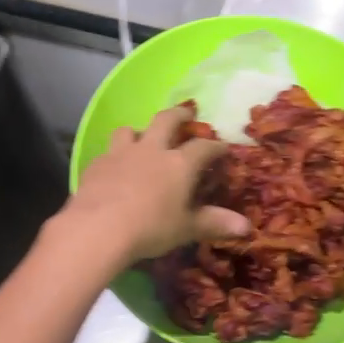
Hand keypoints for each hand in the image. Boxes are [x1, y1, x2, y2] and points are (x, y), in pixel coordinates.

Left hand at [57, 106, 250, 267]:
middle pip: (166, 121)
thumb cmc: (151, 228)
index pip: (203, 147)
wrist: (98, 228)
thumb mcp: (186, 228)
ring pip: (130, 130)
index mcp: (179, 164)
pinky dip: (115, 156)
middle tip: (186, 114)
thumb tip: (246, 227)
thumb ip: (214, 223)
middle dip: (179, 115)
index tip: (223, 147)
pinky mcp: (97, 164)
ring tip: (142, 139)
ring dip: (139, 132)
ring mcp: (121, 153)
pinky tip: (114, 168)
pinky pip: (108, 152)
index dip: (216, 146)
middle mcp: (152, 150)